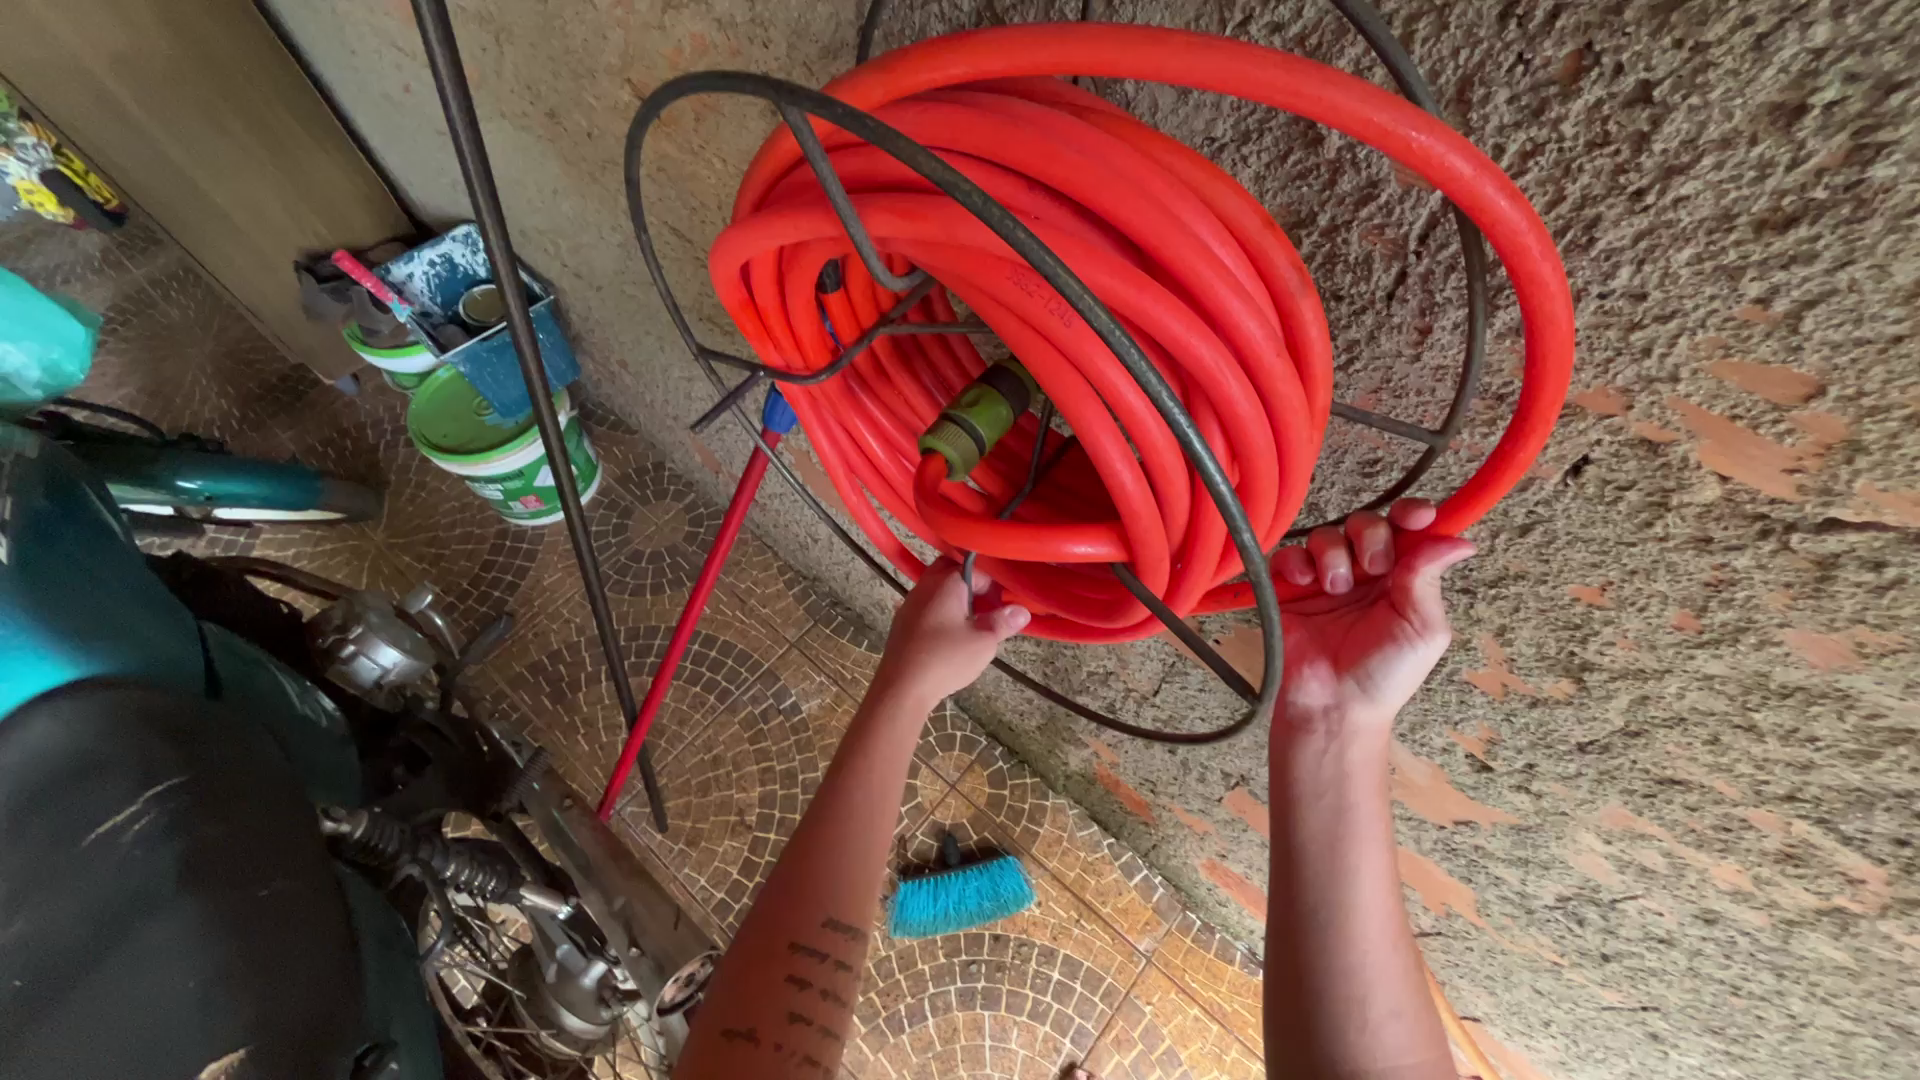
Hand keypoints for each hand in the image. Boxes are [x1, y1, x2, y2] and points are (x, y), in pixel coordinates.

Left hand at [873, 559, 1030, 707]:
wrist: (902, 686)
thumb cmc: (946, 659)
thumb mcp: (983, 642)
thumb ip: (1003, 622)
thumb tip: (1022, 610)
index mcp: (946, 582)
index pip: (976, 570)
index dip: (993, 587)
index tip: (1001, 607)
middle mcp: (925, 585)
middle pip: (951, 571)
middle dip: (970, 585)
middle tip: (985, 608)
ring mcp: (910, 603)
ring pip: (936, 588)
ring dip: (955, 599)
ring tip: (970, 623)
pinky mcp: (902, 621)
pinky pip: (926, 605)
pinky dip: (940, 612)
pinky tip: (948, 635)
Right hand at [1271, 499, 1474, 738]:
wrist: (1334, 702)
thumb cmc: (1385, 673)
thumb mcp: (1422, 628)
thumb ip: (1428, 580)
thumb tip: (1460, 539)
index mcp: (1402, 577)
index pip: (1409, 530)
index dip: (1412, 514)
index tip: (1414, 518)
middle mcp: (1364, 572)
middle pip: (1365, 523)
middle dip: (1370, 536)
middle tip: (1372, 568)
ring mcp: (1324, 578)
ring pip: (1325, 534)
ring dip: (1333, 555)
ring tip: (1334, 589)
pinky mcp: (1288, 589)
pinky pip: (1288, 555)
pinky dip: (1295, 563)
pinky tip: (1304, 584)